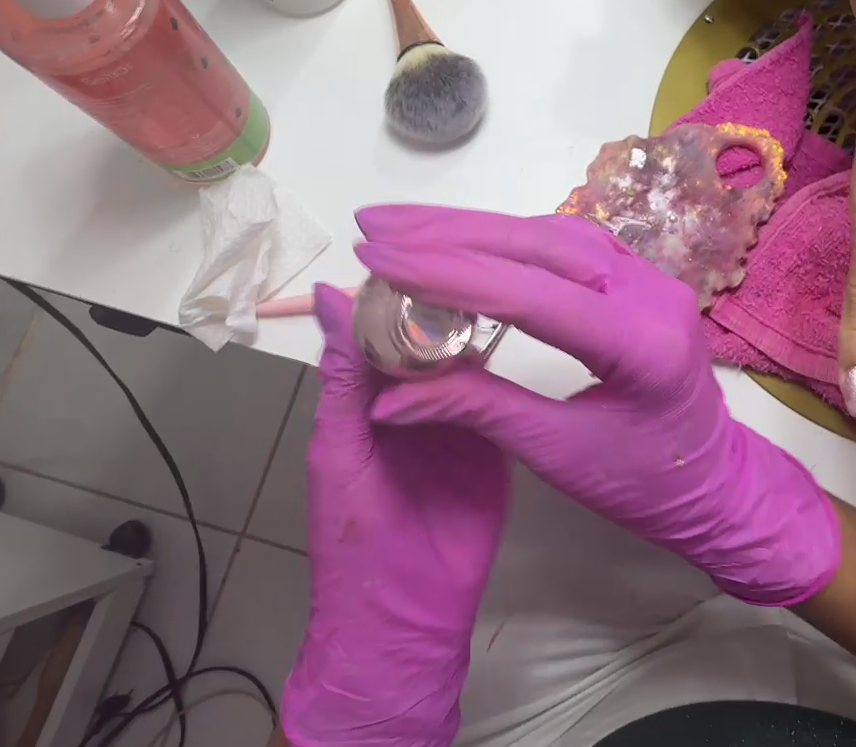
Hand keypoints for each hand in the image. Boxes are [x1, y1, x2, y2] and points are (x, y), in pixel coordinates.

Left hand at [281, 285, 509, 746]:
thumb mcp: (340, 448)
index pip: (381, 326)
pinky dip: (506, 366)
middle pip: (429, 335)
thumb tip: (329, 292)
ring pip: (467, 358)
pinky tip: (526, 327)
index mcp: (369, 394)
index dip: (396, 289)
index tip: (416, 240)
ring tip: (501, 276)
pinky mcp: (496, 438)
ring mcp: (460, 416)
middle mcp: (415, 397)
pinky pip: (501, 394)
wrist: (407, 613)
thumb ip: (343, 375)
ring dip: (476, 326)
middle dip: (443, 300)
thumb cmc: (355, 533)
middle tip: (470, 253)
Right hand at [353, 206, 840, 606]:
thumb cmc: (646, 485)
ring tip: (402, 226)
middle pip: (538, 243)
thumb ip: (477, 407)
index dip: (446, 272)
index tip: (376, 256)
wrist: (717, 483)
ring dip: (473, 226)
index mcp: (641, 342)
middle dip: (447, 232)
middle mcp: (651, 292)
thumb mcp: (559, 455)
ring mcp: (649, 277)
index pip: (529, 292)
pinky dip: (507, 237)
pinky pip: (565, 243)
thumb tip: (387, 395)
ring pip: (550, 232)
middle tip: (374, 223)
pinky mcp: (637, 276)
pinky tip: (464, 236)